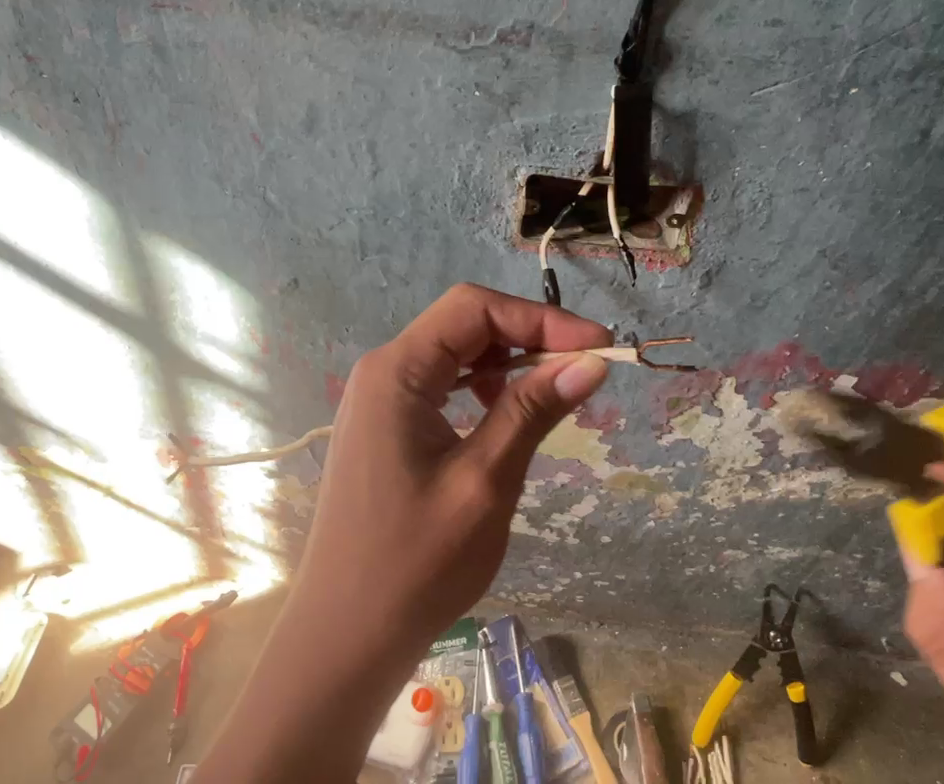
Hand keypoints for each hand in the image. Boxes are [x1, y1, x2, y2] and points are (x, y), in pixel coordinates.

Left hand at [195, 284, 610, 783]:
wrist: (345, 635)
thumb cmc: (414, 563)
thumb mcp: (484, 482)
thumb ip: (531, 412)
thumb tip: (589, 364)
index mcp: (396, 371)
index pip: (473, 307)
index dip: (541, 317)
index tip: (598, 348)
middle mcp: (382, 371)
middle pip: (464, 324)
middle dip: (528, 336)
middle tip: (585, 369)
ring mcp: (379, 400)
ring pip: (455, 353)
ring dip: (508, 362)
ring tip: (554, 392)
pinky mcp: (385, 427)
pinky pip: (440, 386)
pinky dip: (482, 389)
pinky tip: (506, 415)